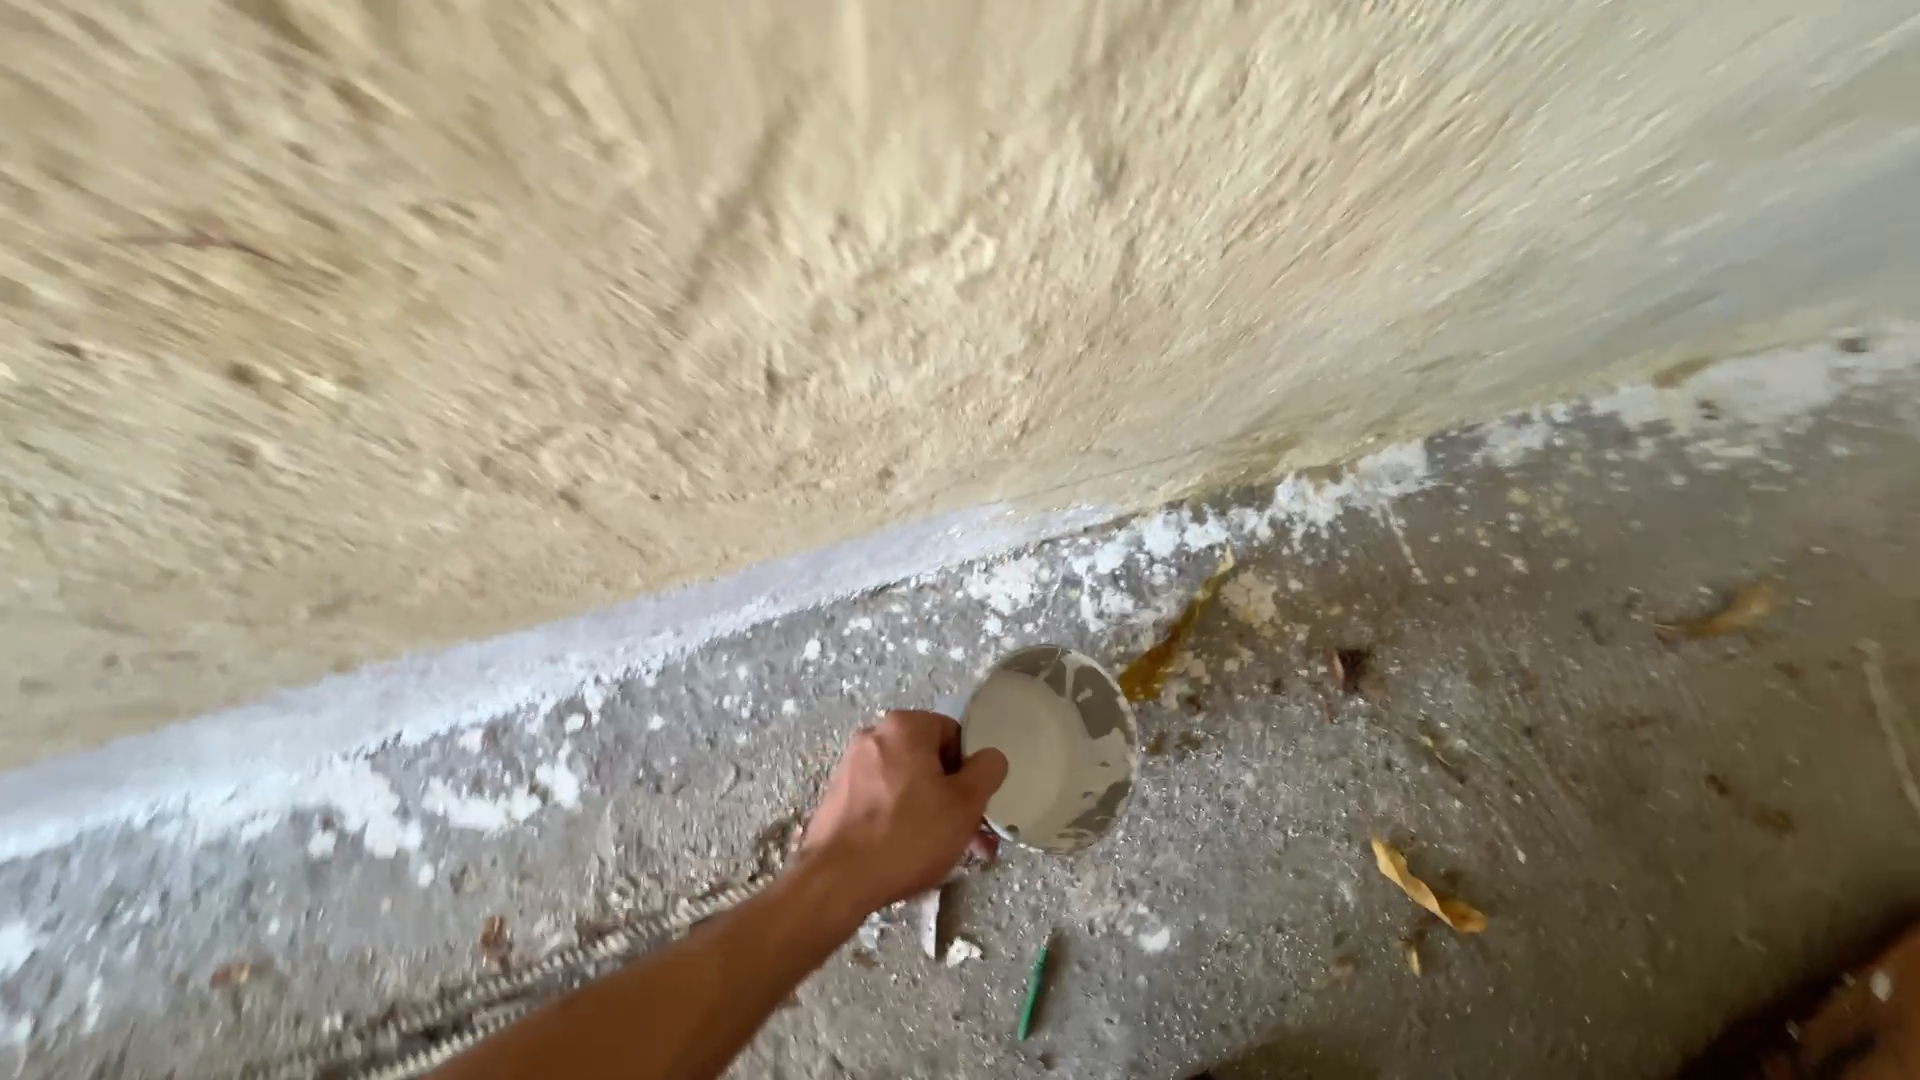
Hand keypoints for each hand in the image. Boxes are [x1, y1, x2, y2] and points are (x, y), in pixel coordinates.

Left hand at [799, 710, 1008, 916]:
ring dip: (932, 812)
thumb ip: (987, 771)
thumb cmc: (908, 834)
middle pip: (930, 761)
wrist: (836, 880)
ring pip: (908, 784)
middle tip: (972, 836)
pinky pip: (883, 800)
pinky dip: (902, 819)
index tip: (977, 804)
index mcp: (905, 726)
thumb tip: (990, 756)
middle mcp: (874, 735)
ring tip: (946, 853)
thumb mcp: (965, 804)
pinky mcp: (839, 796)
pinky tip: (911, 853)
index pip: (954, 735)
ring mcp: (852, 766)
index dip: (972, 770)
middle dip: (954, 798)